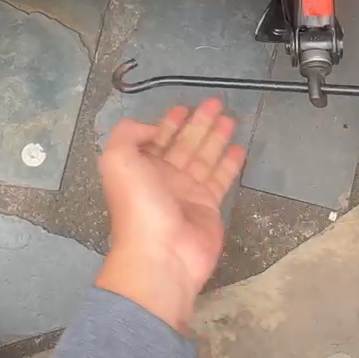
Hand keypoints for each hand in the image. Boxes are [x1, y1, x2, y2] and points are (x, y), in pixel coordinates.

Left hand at [95, 99, 245, 328]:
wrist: (161, 254)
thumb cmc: (139, 206)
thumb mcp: (118, 161)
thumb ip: (128, 135)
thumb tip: (151, 128)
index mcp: (141, 167)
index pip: (157, 138)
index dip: (169, 122)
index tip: (183, 107)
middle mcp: (164, 178)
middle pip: (185, 143)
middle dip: (199, 123)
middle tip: (216, 102)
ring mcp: (188, 192)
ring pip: (205, 157)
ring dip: (217, 137)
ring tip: (231, 118)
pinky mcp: (209, 206)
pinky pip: (221, 178)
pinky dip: (230, 162)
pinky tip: (240, 146)